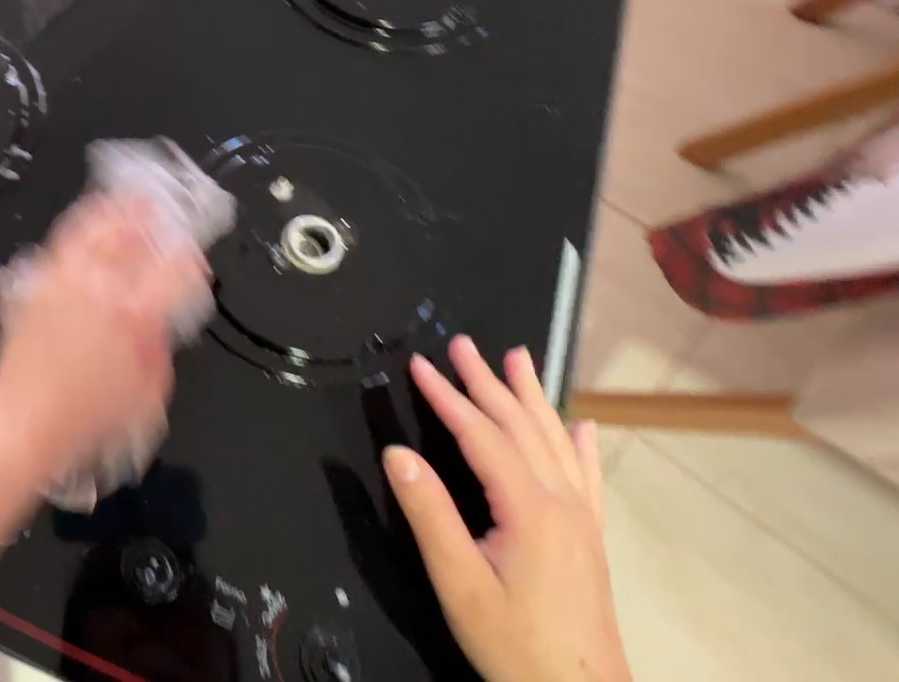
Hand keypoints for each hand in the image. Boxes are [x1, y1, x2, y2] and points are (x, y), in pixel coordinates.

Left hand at [0, 193, 209, 488]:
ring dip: (116, 212)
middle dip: (151, 220)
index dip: (189, 260)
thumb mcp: (148, 393)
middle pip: (131, 236)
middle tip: (161, 211)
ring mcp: (64, 281)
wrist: (24, 421)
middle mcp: (99, 288)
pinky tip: (89, 222)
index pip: (173, 269)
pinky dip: (81, 226)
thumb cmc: (87, 419)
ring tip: (129, 202)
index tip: (193, 260)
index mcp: (134, 315)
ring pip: (94, 229)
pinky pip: (62, 242)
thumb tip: (158, 322)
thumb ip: (157, 348)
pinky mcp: (37, 283)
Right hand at [383, 336, 631, 681]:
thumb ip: (428, 513)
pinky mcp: (590, 540)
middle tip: (463, 344)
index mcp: (529, 510)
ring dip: (532, 397)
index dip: (448, 397)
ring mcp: (582, 522)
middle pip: (522, 428)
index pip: (482, 436)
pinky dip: (579, 443)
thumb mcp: (458, 581)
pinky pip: (586, 477)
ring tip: (519, 359)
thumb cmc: (513, 643)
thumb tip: (397, 452)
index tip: (418, 364)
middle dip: (489, 382)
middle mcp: (562, 505)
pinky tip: (581, 426)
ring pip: (556, 443)